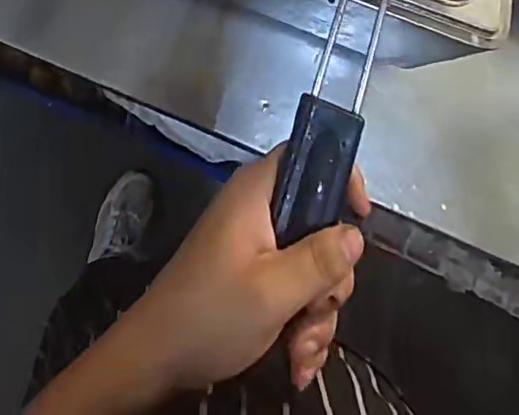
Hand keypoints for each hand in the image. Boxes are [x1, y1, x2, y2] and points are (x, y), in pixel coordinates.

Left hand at [126, 148, 368, 391]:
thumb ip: (319, 260)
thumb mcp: (272, 290)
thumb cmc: (210, 313)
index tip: (361, 217)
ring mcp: (257, 244)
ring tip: (299, 353)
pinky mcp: (254, 275)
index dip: (340, 177)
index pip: (307, 156)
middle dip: (328, 278)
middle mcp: (259, 210)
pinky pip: (296, 289)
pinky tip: (295, 361)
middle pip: (320, 223)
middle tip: (315, 311)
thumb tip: (356, 234)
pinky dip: (301, 324)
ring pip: (313, 265)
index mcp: (258, 192)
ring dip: (316, 313)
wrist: (157, 359)